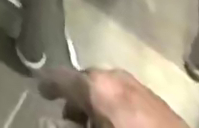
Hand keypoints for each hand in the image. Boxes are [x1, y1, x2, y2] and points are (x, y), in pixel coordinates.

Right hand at [39, 66, 186, 127]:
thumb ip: (68, 127)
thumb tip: (46, 121)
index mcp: (97, 84)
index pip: (62, 76)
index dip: (48, 84)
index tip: (40, 92)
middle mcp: (115, 77)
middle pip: (85, 81)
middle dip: (76, 98)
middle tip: (70, 119)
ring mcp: (139, 87)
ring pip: (107, 88)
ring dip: (96, 104)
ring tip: (95, 125)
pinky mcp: (158, 102)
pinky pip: (126, 98)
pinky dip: (115, 108)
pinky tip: (118, 125)